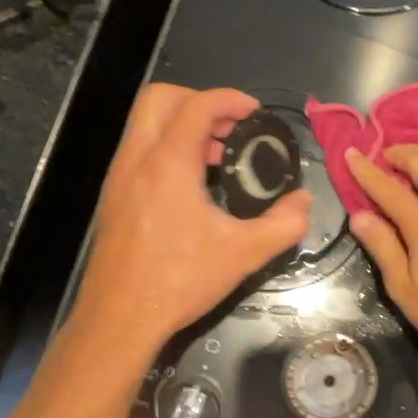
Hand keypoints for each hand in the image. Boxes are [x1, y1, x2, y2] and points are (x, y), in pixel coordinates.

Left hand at [73, 85, 312, 349]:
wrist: (120, 317)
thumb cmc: (180, 280)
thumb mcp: (244, 253)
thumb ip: (283, 224)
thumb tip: (304, 203)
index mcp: (169, 163)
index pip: (197, 106)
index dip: (229, 99)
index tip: (254, 112)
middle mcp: (137, 160)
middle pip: (160, 99)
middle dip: (197, 101)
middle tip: (230, 127)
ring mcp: (118, 179)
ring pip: (144, 126)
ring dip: (180, 127)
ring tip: (217, 157)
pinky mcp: (113, 199)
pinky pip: (138, 153)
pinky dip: (165, 150)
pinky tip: (191, 188)